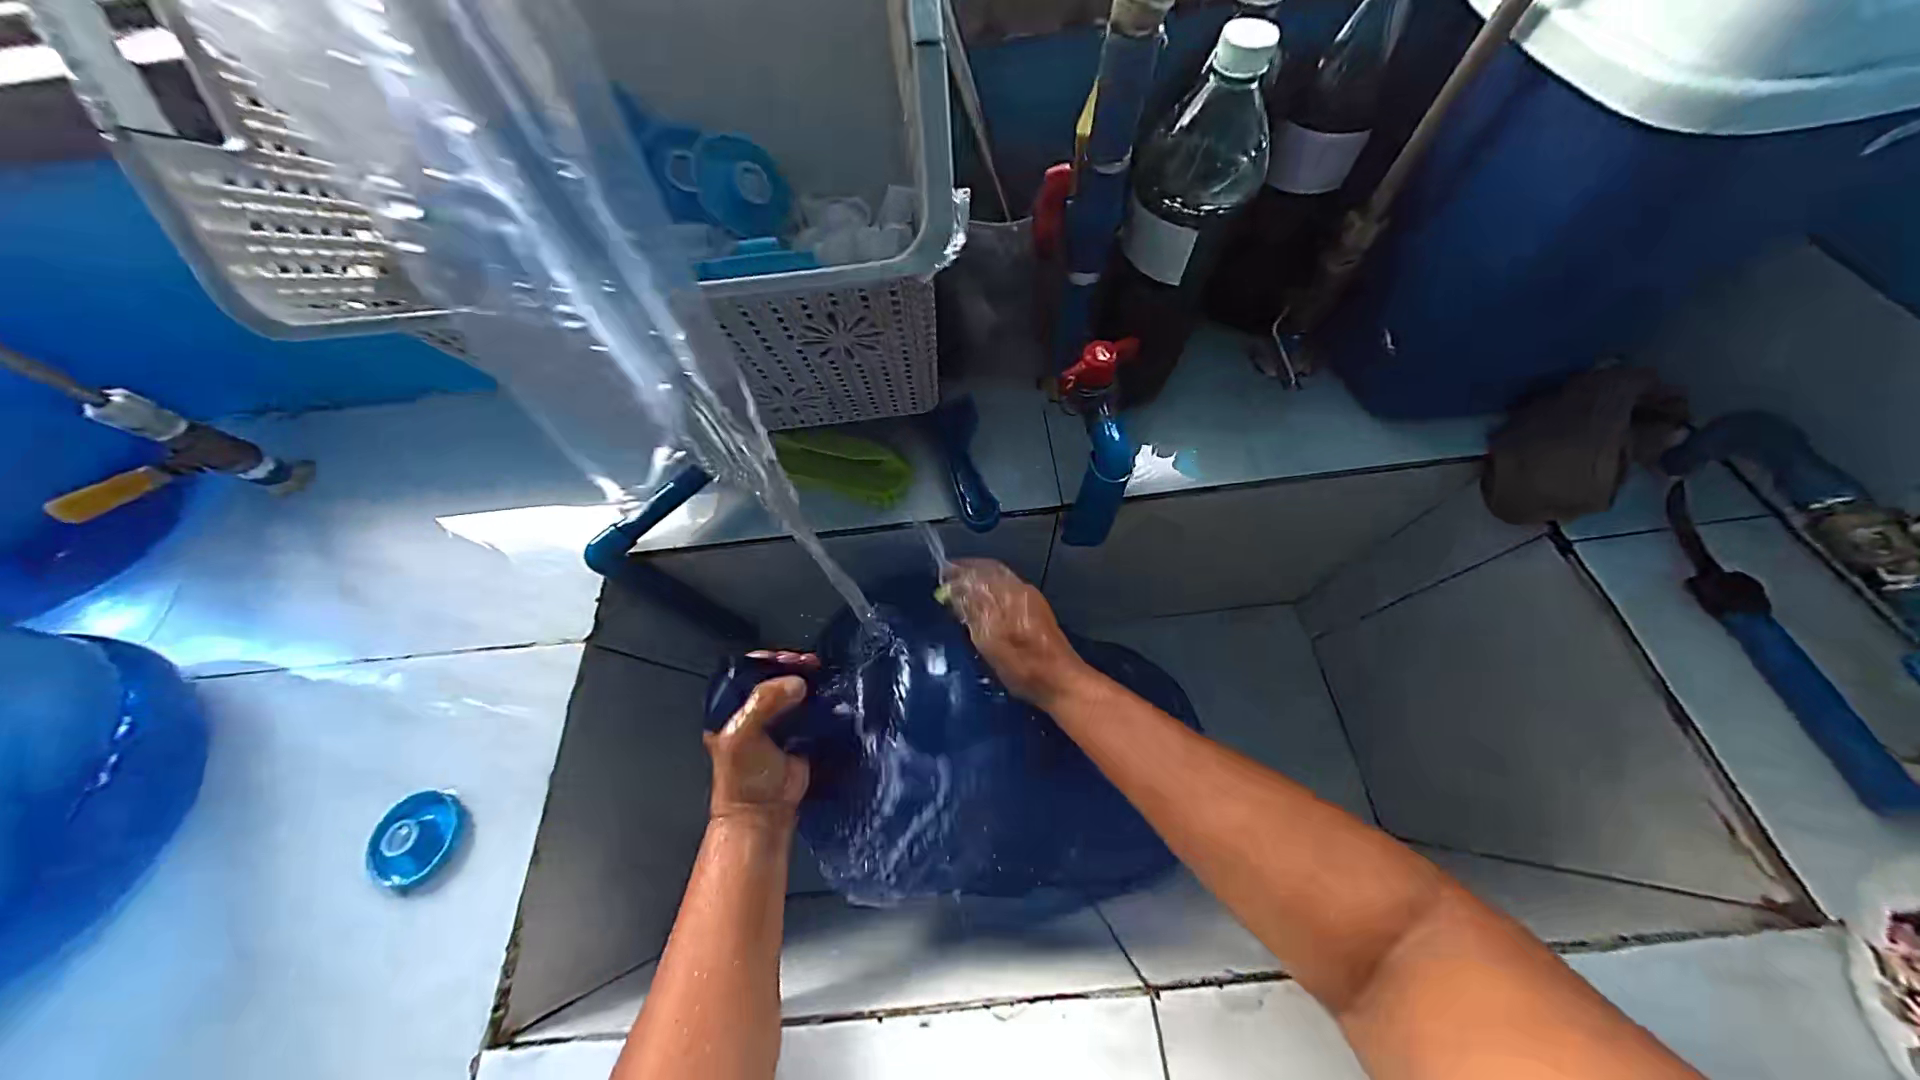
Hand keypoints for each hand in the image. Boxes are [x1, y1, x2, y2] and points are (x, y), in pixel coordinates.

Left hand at [704, 651, 814, 822]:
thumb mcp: (743, 735)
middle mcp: (752, 708)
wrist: (765, 812)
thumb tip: (794, 682)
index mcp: (729, 706)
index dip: (765, 660)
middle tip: (802, 662)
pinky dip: (819, 693)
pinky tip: (823, 687)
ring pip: (793, 686)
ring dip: (806, 676)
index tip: (781, 658)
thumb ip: (763, 703)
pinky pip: (811, 703)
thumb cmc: (742, 780)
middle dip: (789, 665)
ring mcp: (777, 718)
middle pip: (773, 674)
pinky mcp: (799, 728)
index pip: (747, 670)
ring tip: (814, 669)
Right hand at [940, 559, 1092, 707]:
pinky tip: (980, 607)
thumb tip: (955, 590)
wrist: (1060, 683)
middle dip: (968, 574)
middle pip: (991, 573)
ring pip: (999, 583)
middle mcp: (1022, 591)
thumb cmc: (1024, 665)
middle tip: (947, 581)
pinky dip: (989, 594)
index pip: (982, 569)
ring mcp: (1031, 602)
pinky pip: (1006, 594)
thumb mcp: (991, 640)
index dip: (960, 569)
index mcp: (1012, 594)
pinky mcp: (1035, 615)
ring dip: (978, 583)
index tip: (942, 573)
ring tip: (959, 593)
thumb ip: (974, 611)